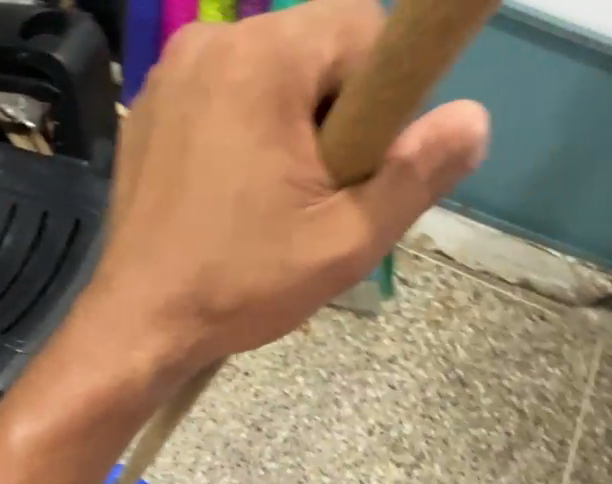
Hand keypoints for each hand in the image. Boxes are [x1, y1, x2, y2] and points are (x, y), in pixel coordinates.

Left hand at [83, 0, 489, 376]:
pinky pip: (222, 97)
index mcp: (263, 60)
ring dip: (290, 126)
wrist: (138, 324)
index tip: (363, 165)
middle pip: (313, 50)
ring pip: (268, 75)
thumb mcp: (343, 243)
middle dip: (335, 113)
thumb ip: (416, 176)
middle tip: (317, 196)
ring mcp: (169, 75)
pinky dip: (243, 132)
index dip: (385, 98)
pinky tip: (231, 195)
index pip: (364, 30)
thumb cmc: (238, 285)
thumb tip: (474, 119)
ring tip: (272, 203)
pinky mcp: (148, 109)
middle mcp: (209, 43)